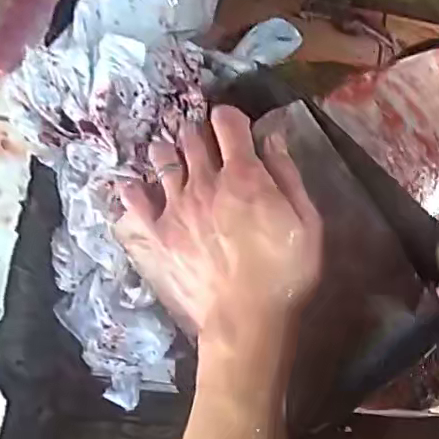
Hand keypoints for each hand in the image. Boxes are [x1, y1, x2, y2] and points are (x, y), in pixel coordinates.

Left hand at [116, 106, 322, 371]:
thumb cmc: (287, 274)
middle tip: (211, 149)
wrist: (247, 319)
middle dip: (201, 135)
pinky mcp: (154, 232)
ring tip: (179, 165)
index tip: (239, 130)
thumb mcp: (308, 225)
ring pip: (160, 158)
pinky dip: (134, 188)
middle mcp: (203, 181)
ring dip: (171, 155)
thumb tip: (274, 140)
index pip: (227, 122)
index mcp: (244, 176)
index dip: (232, 119)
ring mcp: (174, 206)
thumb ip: (289, 178)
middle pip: (191, 136)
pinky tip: (140, 189)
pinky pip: (130, 197)